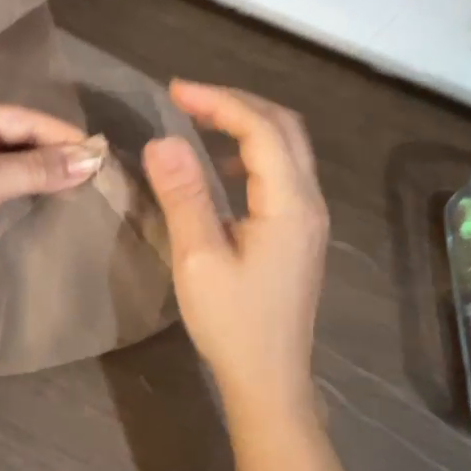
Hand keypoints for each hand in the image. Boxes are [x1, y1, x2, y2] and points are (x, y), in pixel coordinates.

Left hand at [0, 98, 106, 288]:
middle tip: (99, 174)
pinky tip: (47, 197)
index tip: (104, 157)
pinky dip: (23, 185)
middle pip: (19, 135)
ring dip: (42, 170)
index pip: (26, 119)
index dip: (65, 137)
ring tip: (82, 186)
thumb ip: (37, 169)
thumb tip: (92, 158)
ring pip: (11, 157)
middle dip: (56, 153)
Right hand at [142, 80, 328, 412]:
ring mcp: (307, 216)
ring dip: (245, 122)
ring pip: (285, 147)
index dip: (218, 102)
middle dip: (236, 102)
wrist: (270, 379)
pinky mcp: (297, 230)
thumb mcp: (198, 258)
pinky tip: (215, 163)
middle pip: (283, 128)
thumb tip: (161, 139)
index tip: (173, 91)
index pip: (260, 130)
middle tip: (186, 97)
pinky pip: (280, 170)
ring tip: (198, 117)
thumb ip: (183, 195)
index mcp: (289, 204)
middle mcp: (308, 201)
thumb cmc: (233, 322)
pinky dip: (248, 149)